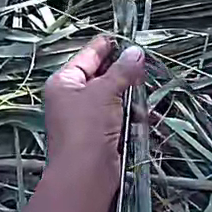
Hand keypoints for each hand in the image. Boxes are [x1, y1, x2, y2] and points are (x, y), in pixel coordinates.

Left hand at [44, 35, 145, 181]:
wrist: (85, 175)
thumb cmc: (88, 126)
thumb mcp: (105, 92)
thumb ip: (123, 70)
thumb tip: (137, 51)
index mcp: (64, 82)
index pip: (87, 56)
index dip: (106, 46)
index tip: (125, 36)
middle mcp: (72, 98)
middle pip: (101, 76)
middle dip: (123, 71)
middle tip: (144, 61)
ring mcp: (86, 117)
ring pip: (112, 97)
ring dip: (130, 94)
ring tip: (147, 85)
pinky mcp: (100, 134)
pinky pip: (118, 116)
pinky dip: (131, 114)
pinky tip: (145, 113)